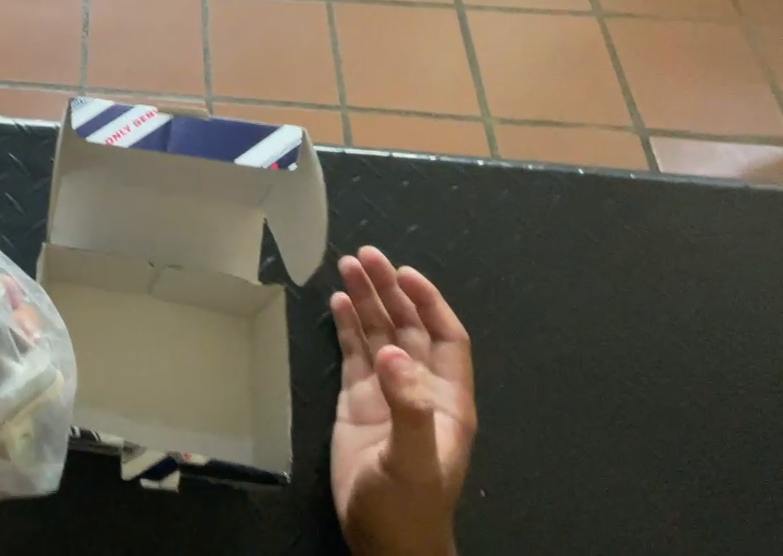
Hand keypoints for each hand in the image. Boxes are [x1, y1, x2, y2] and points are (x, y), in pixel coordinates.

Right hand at [329, 247, 475, 555]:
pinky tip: (338, 302)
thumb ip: (407, 406)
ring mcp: (386, 392)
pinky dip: (347, 325)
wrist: (384, 543)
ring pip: (378, 334)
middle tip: (364, 255)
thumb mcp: (412, 459)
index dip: (429, 303)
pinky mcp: (357, 400)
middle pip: (407, 326)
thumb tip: (392, 352)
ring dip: (366, 300)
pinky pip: (354, 352)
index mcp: (444, 399)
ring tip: (346, 266)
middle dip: (390, 290)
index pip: (444, 337)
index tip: (404, 272)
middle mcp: (418, 387)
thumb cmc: (408, 505)